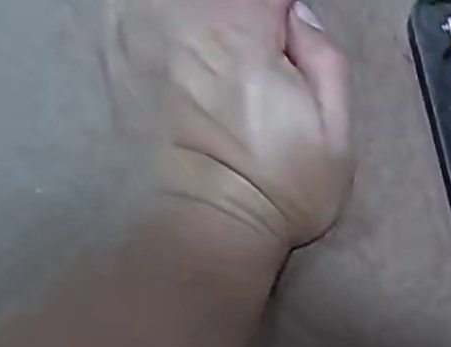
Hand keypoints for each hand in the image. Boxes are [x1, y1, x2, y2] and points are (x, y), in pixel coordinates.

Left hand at [106, 0, 354, 249]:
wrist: (211, 221)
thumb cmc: (283, 187)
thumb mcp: (336, 138)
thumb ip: (326, 62)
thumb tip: (300, 15)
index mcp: (238, 24)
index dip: (284, 11)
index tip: (291, 38)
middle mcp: (177, 6)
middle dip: (245, 15)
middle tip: (263, 53)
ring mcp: (135, 18)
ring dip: (206, 18)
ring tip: (225, 58)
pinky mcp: (113, 40)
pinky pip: (139, 2)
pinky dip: (166, 16)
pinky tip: (186, 45)